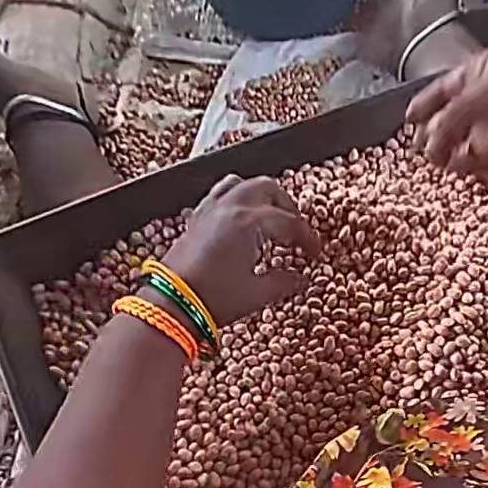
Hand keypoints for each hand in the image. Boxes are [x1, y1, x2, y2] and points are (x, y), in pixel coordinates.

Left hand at [159, 175, 321, 327]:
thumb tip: (300, 278)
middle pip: (269, 190)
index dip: (307, 238)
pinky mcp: (196, 217)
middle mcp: (231, 206)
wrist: (172, 304)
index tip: (315, 253)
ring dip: (262, 196)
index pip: (289, 223)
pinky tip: (241, 219)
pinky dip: (237, 199)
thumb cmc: (214, 299)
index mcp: (250, 222)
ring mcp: (211, 208)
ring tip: (271, 217)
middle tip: (296, 232)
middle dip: (288, 208)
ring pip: (243, 184)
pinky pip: (221, 193)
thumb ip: (283, 282)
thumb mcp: (256, 294)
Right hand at [406, 33, 487, 177]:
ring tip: (429, 154)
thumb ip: (454, 109)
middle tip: (416, 139)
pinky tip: (448, 163)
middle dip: (431, 127)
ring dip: (440, 147)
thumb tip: (430, 132)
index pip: (451, 84)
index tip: (410, 115)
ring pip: (457, 139)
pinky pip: (471, 160)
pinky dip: (456, 163)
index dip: (428, 100)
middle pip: (451, 114)